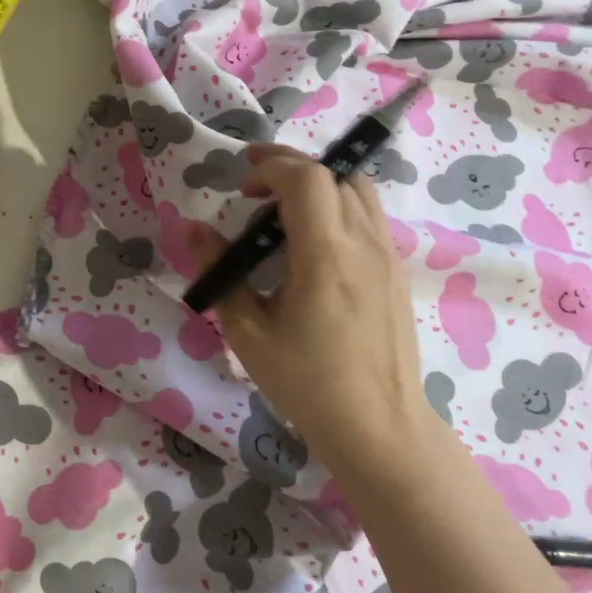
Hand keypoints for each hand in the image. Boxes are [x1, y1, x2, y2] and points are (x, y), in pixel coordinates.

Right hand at [188, 144, 428, 478]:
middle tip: (254, 194)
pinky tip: (313, 248)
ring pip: (359, 191)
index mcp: (326, 254)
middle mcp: (364, 243)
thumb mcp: (247, 332)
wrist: (378, 427)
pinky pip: (370, 219)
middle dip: (291, 171)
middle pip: (335, 175)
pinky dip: (338, 210)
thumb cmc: (306, 382)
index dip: (272, 165)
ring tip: (284, 217)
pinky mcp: (397, 274)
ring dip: (319, 188)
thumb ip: (221, 274)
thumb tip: (194, 230)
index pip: (307, 177)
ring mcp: (388, 256)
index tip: (242, 183)